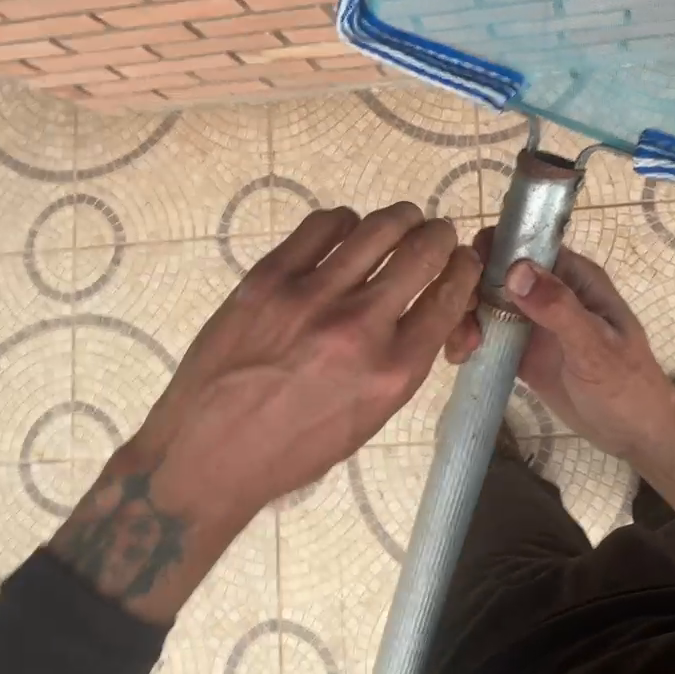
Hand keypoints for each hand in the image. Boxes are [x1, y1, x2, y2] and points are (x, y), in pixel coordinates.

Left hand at [51, 203, 481, 620]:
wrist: (208, 455)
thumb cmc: (299, 447)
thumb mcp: (374, 414)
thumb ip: (410, 356)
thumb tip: (438, 305)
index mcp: (395, 369)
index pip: (452, 294)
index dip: (465, 269)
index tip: (461, 262)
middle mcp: (361, 326)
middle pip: (425, 249)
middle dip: (441, 236)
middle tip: (435, 236)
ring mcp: (312, 295)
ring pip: (380, 225)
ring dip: (403, 218)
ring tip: (400, 223)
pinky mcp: (269, 276)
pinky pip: (325, 223)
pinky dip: (346, 223)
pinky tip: (344, 237)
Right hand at [444, 230, 674, 460]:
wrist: (633, 433)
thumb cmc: (626, 385)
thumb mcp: (594, 346)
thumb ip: (558, 308)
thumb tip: (515, 271)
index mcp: (573, 277)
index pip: (526, 245)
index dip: (492, 250)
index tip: (465, 273)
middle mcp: (549, 292)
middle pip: (495, 273)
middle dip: (471, 290)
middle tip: (462, 322)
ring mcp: (532, 322)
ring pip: (485, 304)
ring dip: (465, 318)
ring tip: (462, 348)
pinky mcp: (520, 351)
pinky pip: (487, 335)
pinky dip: (468, 340)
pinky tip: (462, 357)